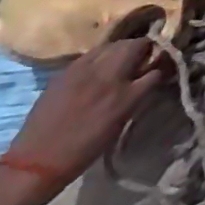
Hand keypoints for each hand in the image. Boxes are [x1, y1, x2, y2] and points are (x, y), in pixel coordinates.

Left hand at [5, 31, 165, 191]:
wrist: (39, 159)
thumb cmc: (88, 146)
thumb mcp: (123, 119)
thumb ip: (138, 93)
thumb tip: (150, 76)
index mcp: (126, 95)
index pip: (157, 66)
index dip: (163, 62)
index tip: (165, 64)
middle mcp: (107, 77)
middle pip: (133, 47)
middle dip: (144, 48)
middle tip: (146, 57)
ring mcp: (82, 72)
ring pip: (110, 46)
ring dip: (122, 49)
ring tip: (123, 59)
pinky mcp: (63, 73)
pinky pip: (89, 55)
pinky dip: (100, 56)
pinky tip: (99, 67)